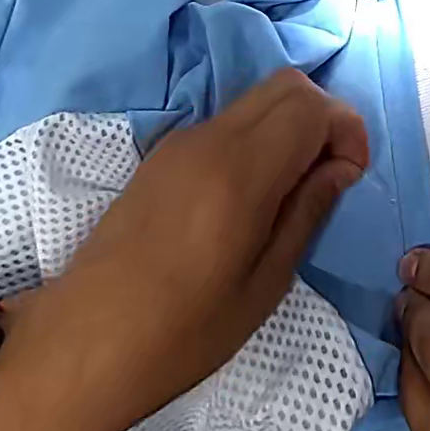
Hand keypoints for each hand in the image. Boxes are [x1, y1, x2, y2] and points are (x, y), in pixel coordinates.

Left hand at [0, 68, 368, 430]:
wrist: (78, 345)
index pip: (312, 105)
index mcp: (240, 172)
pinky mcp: (164, 152)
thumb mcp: (263, 284)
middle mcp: (211, 139)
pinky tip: (255, 189)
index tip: (351, 174)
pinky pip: (229, 120)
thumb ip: (308, 210)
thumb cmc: (181, 333)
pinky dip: (260, 134)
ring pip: (258, 98)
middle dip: (324, 116)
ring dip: (291, 124)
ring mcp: (182, 140)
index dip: (346, 128)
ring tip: (295, 185)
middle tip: (330, 172)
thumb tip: (341, 166)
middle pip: (288, 85)